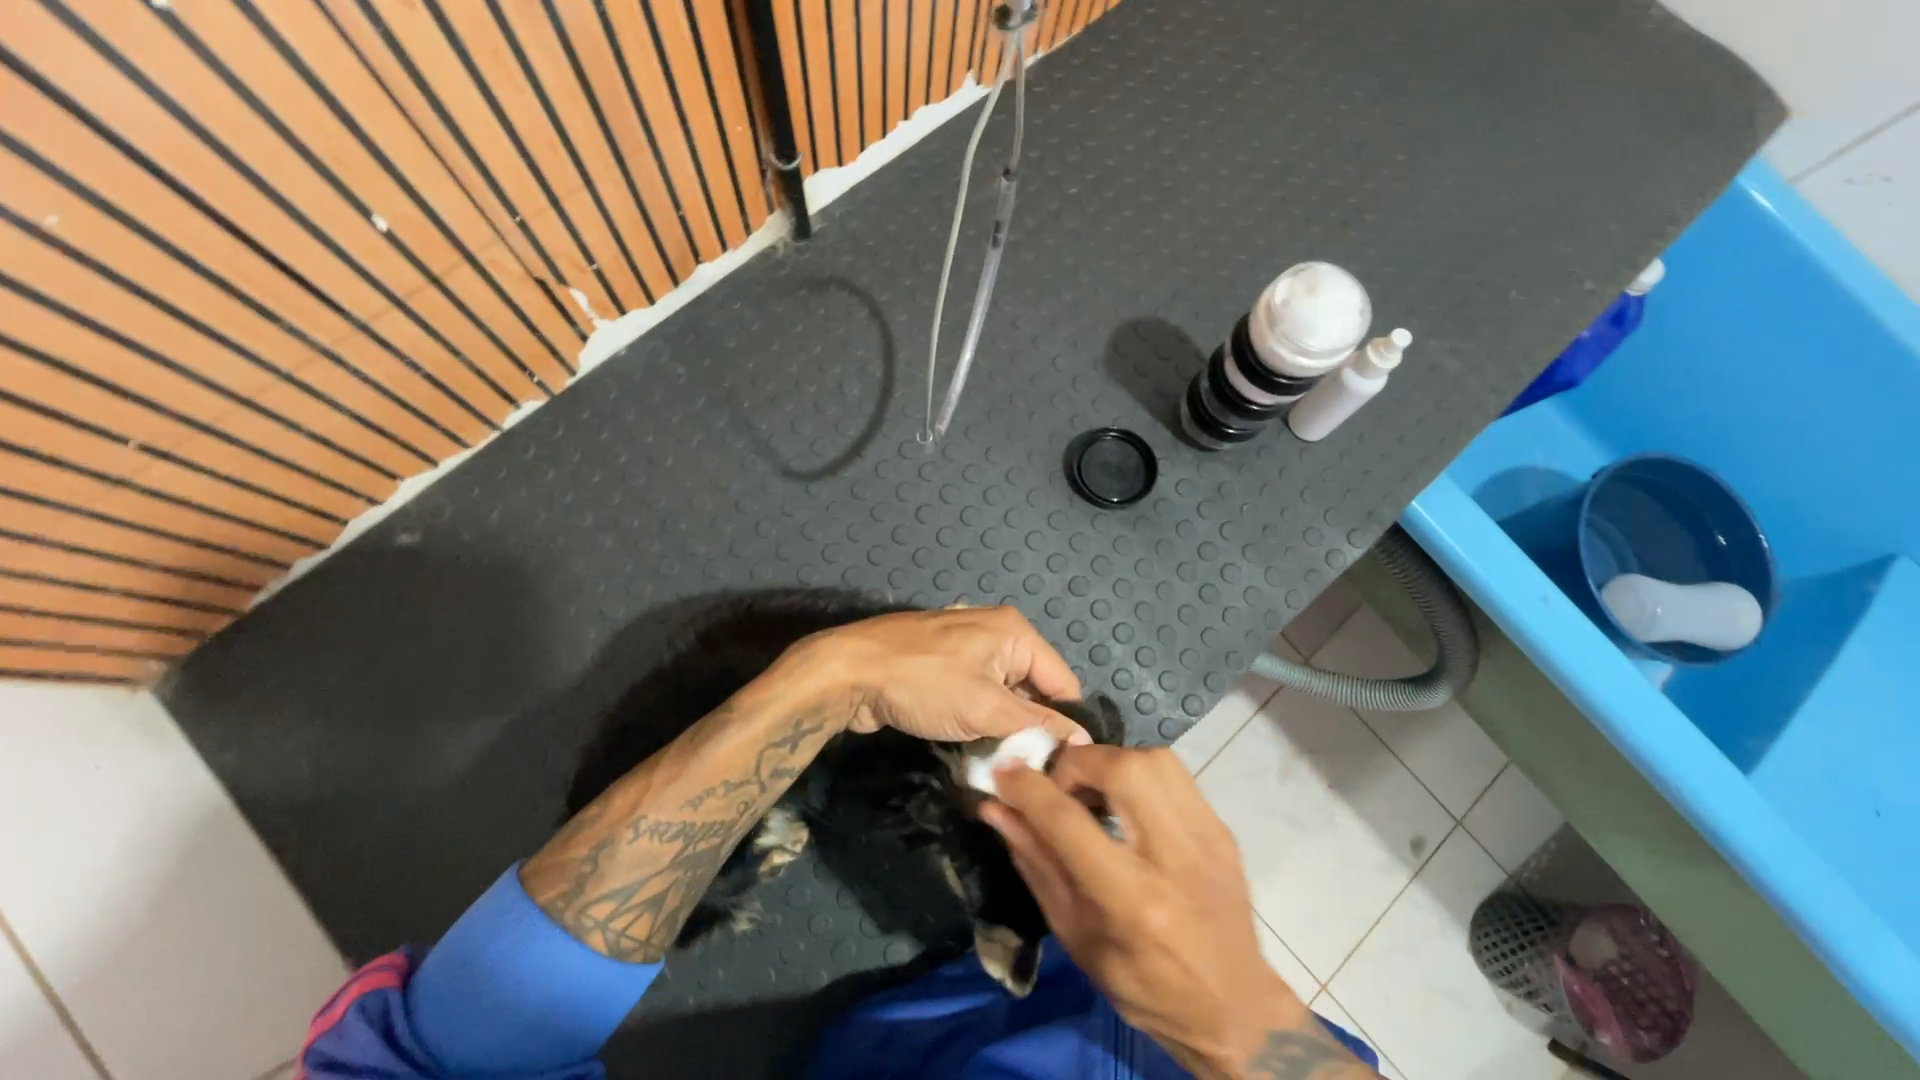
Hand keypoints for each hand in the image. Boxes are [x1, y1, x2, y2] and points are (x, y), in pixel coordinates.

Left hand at [778, 605, 1089, 743]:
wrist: (846, 673)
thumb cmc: (922, 684)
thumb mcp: (986, 708)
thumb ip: (1036, 726)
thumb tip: (1082, 742)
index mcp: (1015, 632)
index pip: (1063, 684)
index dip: (1067, 726)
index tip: (1064, 769)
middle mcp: (996, 633)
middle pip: (1034, 690)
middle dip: (1032, 729)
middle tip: (1031, 774)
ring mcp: (966, 649)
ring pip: (1003, 697)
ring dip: (1003, 730)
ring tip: (1004, 767)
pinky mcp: (943, 668)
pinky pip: (977, 697)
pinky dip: (979, 722)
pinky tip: (976, 750)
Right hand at [983, 747, 1372, 1077]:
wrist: (1235, 1008)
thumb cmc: (1144, 987)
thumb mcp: (1077, 937)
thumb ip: (1038, 865)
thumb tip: (997, 810)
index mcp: (1131, 900)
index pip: (1068, 822)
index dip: (1027, 789)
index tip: (1002, 771)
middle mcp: (1174, 858)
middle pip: (1123, 770)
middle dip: (1076, 764)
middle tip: (1058, 787)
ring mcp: (1207, 838)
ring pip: (1154, 760)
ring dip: (1109, 763)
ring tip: (1091, 792)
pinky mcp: (1222, 829)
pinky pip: (1174, 776)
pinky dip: (1138, 776)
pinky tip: (1125, 804)